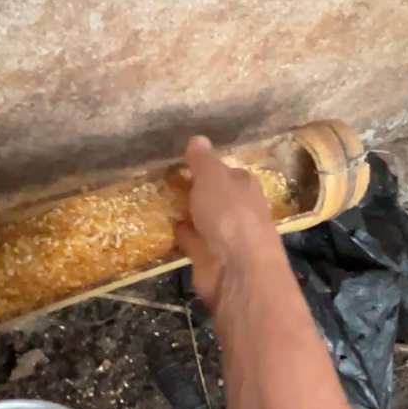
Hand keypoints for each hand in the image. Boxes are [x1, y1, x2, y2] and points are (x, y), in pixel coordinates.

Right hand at [174, 136, 282, 311]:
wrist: (236, 269)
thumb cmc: (229, 214)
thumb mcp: (213, 177)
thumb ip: (203, 160)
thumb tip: (198, 138)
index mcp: (246, 187)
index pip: (227, 172)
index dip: (209, 167)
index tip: (185, 162)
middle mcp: (239, 210)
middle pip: (216, 197)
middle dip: (198, 191)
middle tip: (166, 181)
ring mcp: (225, 236)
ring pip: (203, 219)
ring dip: (188, 213)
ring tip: (161, 201)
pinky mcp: (209, 258)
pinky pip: (192, 240)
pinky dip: (181, 234)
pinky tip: (164, 227)